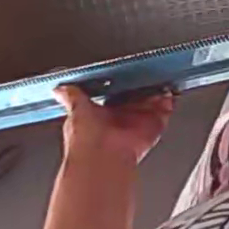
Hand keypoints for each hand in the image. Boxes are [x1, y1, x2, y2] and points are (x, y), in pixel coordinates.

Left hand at [55, 84, 173, 168]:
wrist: (104, 157)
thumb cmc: (86, 140)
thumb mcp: (76, 110)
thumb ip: (73, 96)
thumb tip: (59, 87)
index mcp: (102, 114)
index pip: (117, 94)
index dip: (125, 83)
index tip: (130, 71)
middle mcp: (122, 118)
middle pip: (138, 96)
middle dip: (145, 85)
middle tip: (148, 73)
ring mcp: (139, 122)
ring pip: (153, 101)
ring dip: (158, 91)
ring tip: (161, 78)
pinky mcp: (154, 125)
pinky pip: (166, 109)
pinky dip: (168, 100)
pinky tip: (168, 91)